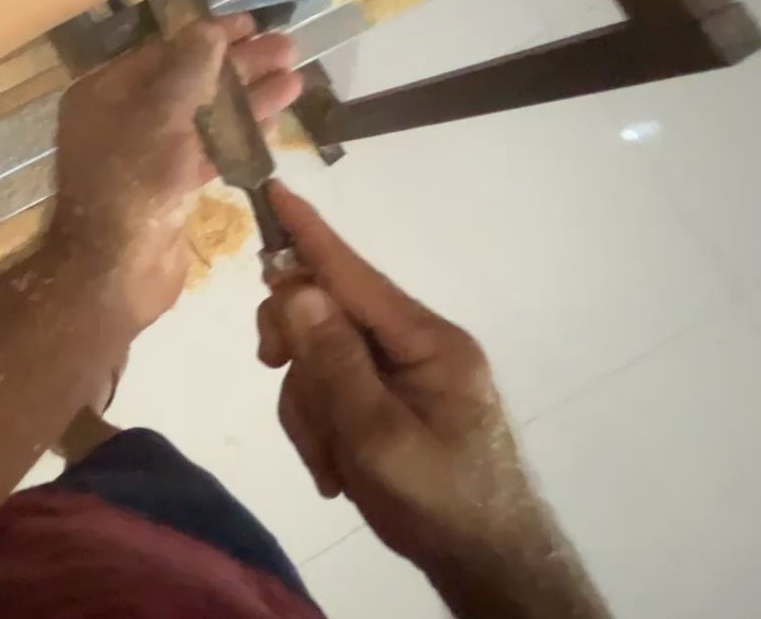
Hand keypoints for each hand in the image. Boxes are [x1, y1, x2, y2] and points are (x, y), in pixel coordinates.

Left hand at [51, 13, 300, 331]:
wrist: (115, 269)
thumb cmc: (130, 184)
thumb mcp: (157, 116)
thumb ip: (186, 70)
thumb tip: (208, 29)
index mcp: (103, 94)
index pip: (161, 53)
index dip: (207, 35)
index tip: (251, 23)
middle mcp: (121, 117)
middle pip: (186, 80)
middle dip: (236, 64)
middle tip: (287, 47)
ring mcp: (145, 152)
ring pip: (201, 114)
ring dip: (245, 95)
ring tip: (295, 75)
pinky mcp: (169, 184)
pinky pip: (206, 147)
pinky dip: (238, 131)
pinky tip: (274, 113)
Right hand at [257, 185, 607, 617]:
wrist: (489, 571)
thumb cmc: (442, 502)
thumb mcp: (379, 435)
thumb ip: (335, 359)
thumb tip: (296, 286)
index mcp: (424, 339)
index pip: (351, 271)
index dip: (308, 231)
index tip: (273, 188)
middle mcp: (410, 342)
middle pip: (320, 310)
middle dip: (293, 347)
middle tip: (272, 368)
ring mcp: (396, 369)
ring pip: (313, 353)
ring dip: (307, 403)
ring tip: (330, 459)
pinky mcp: (383, 394)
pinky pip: (323, 384)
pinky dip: (317, 421)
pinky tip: (336, 464)